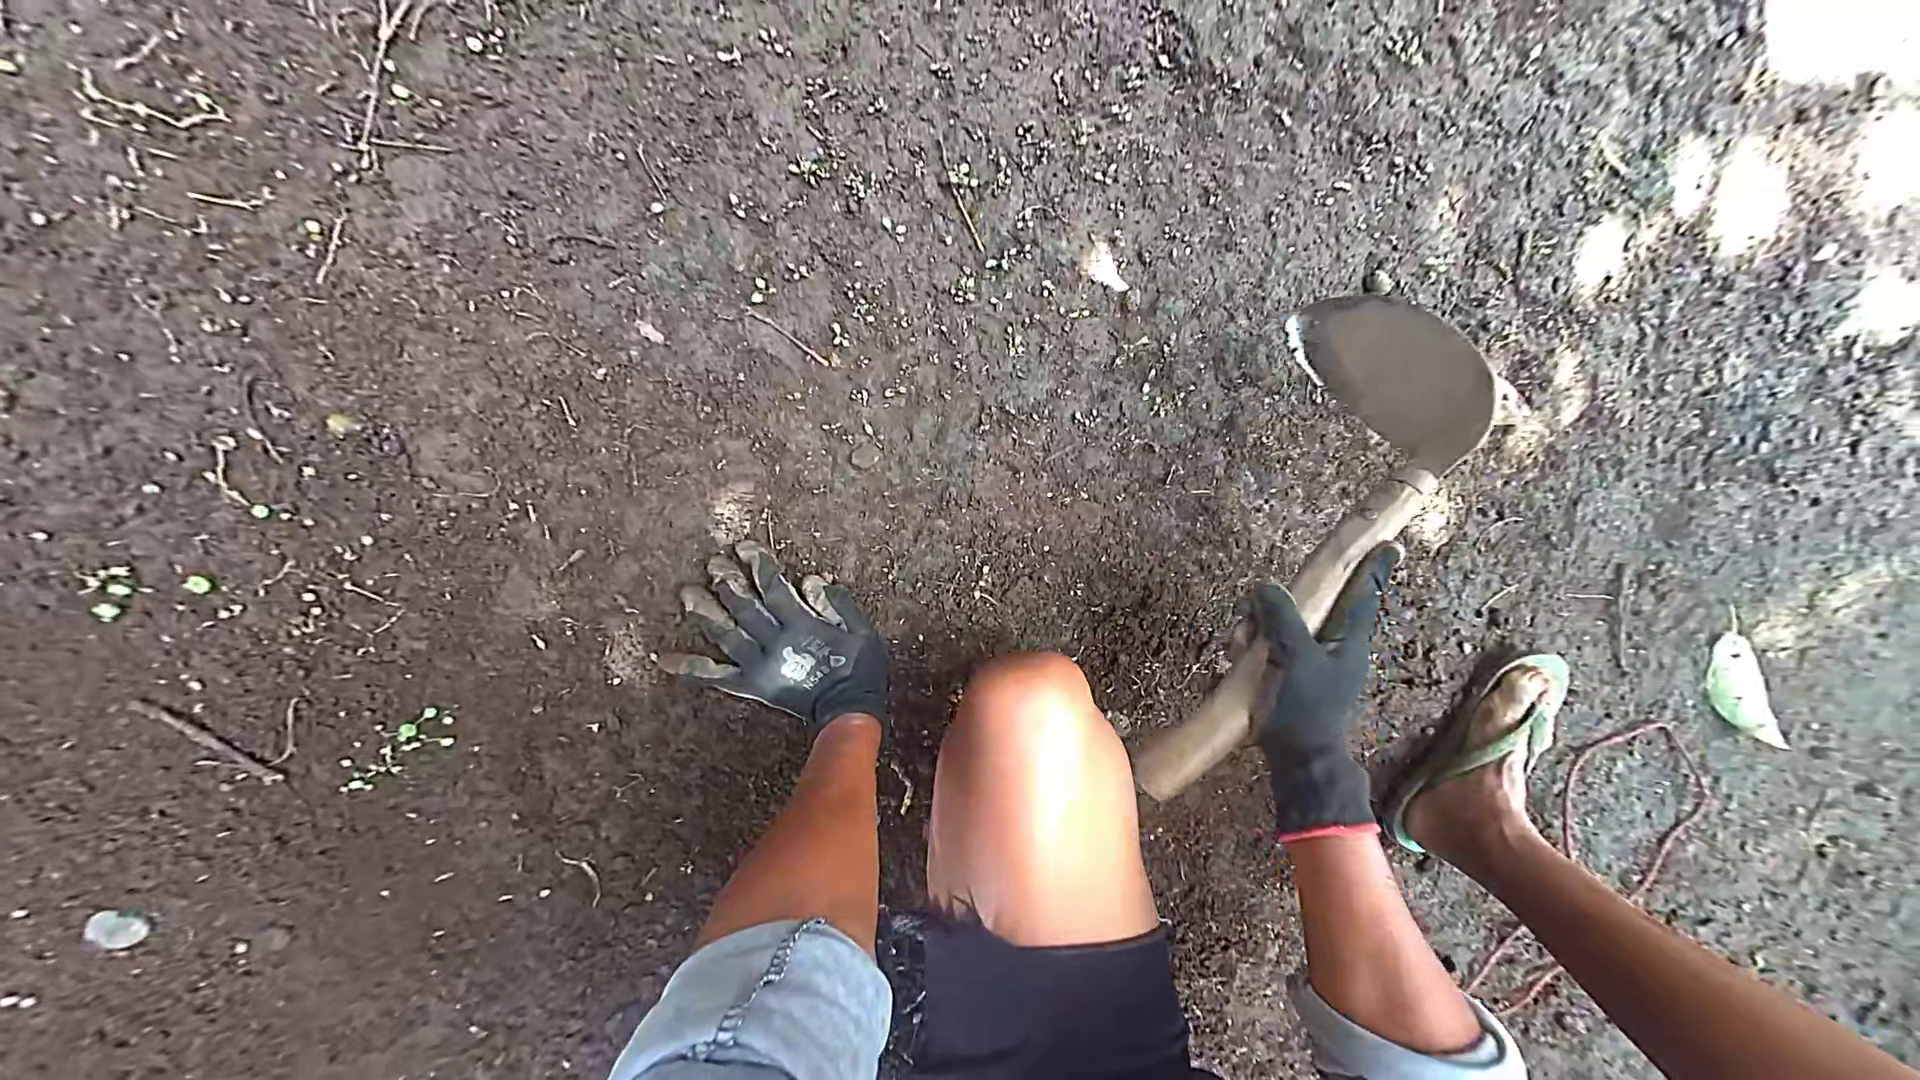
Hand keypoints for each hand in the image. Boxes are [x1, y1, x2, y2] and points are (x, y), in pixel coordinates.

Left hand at [657, 542, 888, 733]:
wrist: (847, 712)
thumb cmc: (858, 668)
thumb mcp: (861, 630)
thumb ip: (838, 604)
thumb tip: (810, 580)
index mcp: (801, 625)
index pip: (773, 588)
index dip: (758, 566)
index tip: (744, 548)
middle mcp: (774, 642)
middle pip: (744, 607)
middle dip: (728, 582)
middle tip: (713, 562)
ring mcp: (759, 665)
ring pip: (725, 635)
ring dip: (705, 613)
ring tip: (687, 593)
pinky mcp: (750, 685)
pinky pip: (716, 676)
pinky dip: (691, 667)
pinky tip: (666, 658)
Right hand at [1251, 542, 1399, 840]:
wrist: (1297, 758)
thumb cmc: (1305, 707)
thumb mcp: (1294, 656)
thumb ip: (1282, 617)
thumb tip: (1266, 586)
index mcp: (1348, 641)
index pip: (1363, 595)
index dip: (1373, 569)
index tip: (1388, 545)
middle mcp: (1333, 646)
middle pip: (1306, 606)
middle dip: (1273, 608)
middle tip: (1249, 623)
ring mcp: (1310, 661)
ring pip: (1280, 625)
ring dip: (1255, 630)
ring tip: (1239, 647)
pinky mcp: (1288, 674)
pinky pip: (1267, 646)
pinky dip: (1251, 648)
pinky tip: (1237, 658)